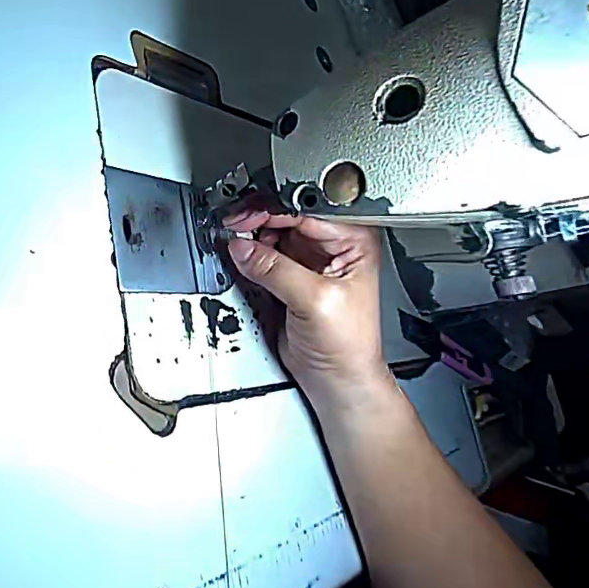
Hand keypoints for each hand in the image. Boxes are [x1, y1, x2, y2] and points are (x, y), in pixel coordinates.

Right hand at [222, 207, 388, 397]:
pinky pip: (263, 252)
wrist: (337, 378)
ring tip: (236, 241)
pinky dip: (248, 252)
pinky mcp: (289, 273)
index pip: (309, 210)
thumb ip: (276, 270)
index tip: (246, 216)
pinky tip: (241, 255)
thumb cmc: (349, 346)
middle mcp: (332, 245)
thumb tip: (243, 247)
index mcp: (354, 241)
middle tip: (234, 227)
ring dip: (251, 234)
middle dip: (258, 219)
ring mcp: (309, 258)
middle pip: (287, 215)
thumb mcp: (315, 301)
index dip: (275, 208)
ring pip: (272, 231)